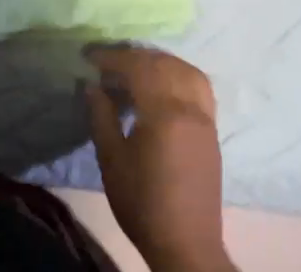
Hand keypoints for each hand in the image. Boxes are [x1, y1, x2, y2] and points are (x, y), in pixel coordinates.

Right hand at [85, 46, 236, 271]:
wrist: (185, 244)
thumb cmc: (141, 203)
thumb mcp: (111, 159)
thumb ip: (101, 115)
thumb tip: (92, 84)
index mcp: (165, 115)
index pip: (138, 68)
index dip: (111, 58)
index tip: (88, 57)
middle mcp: (191, 110)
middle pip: (164, 65)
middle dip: (134, 57)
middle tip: (107, 64)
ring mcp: (206, 120)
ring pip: (187, 72)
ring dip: (159, 63)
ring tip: (133, 71)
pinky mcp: (212, 132)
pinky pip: (198, 88)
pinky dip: (177, 76)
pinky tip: (158, 88)